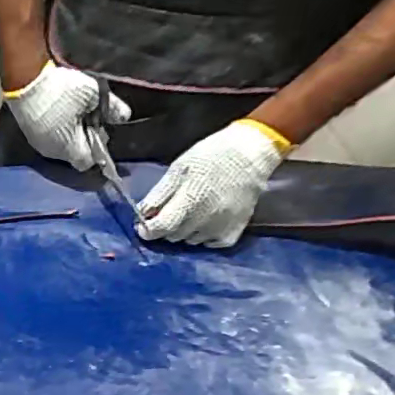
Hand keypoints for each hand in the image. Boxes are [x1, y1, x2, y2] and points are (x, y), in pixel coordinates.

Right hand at [3, 61, 130, 171]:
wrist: (26, 84)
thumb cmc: (62, 92)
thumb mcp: (93, 95)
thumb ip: (112, 108)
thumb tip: (125, 117)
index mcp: (69, 147)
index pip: (87, 162)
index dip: (98, 152)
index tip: (101, 132)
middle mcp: (53, 152)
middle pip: (74, 155)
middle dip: (85, 141)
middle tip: (91, 118)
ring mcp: (39, 145)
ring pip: (62, 148)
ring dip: (72, 136)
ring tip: (76, 115)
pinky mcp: (31, 136)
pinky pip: (50, 141)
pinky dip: (60, 132)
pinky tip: (62, 115)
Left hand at [138, 120, 290, 247]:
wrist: (253, 150)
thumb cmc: (211, 157)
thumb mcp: (177, 170)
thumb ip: (158, 195)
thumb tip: (141, 214)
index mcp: (190, 201)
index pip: (160, 228)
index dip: (147, 229)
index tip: (143, 224)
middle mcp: (206, 218)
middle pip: (172, 236)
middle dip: (166, 227)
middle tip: (171, 212)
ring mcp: (223, 225)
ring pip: (190, 241)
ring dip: (185, 232)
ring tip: (191, 213)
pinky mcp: (237, 228)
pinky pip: (213, 244)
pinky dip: (205, 238)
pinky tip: (205, 224)